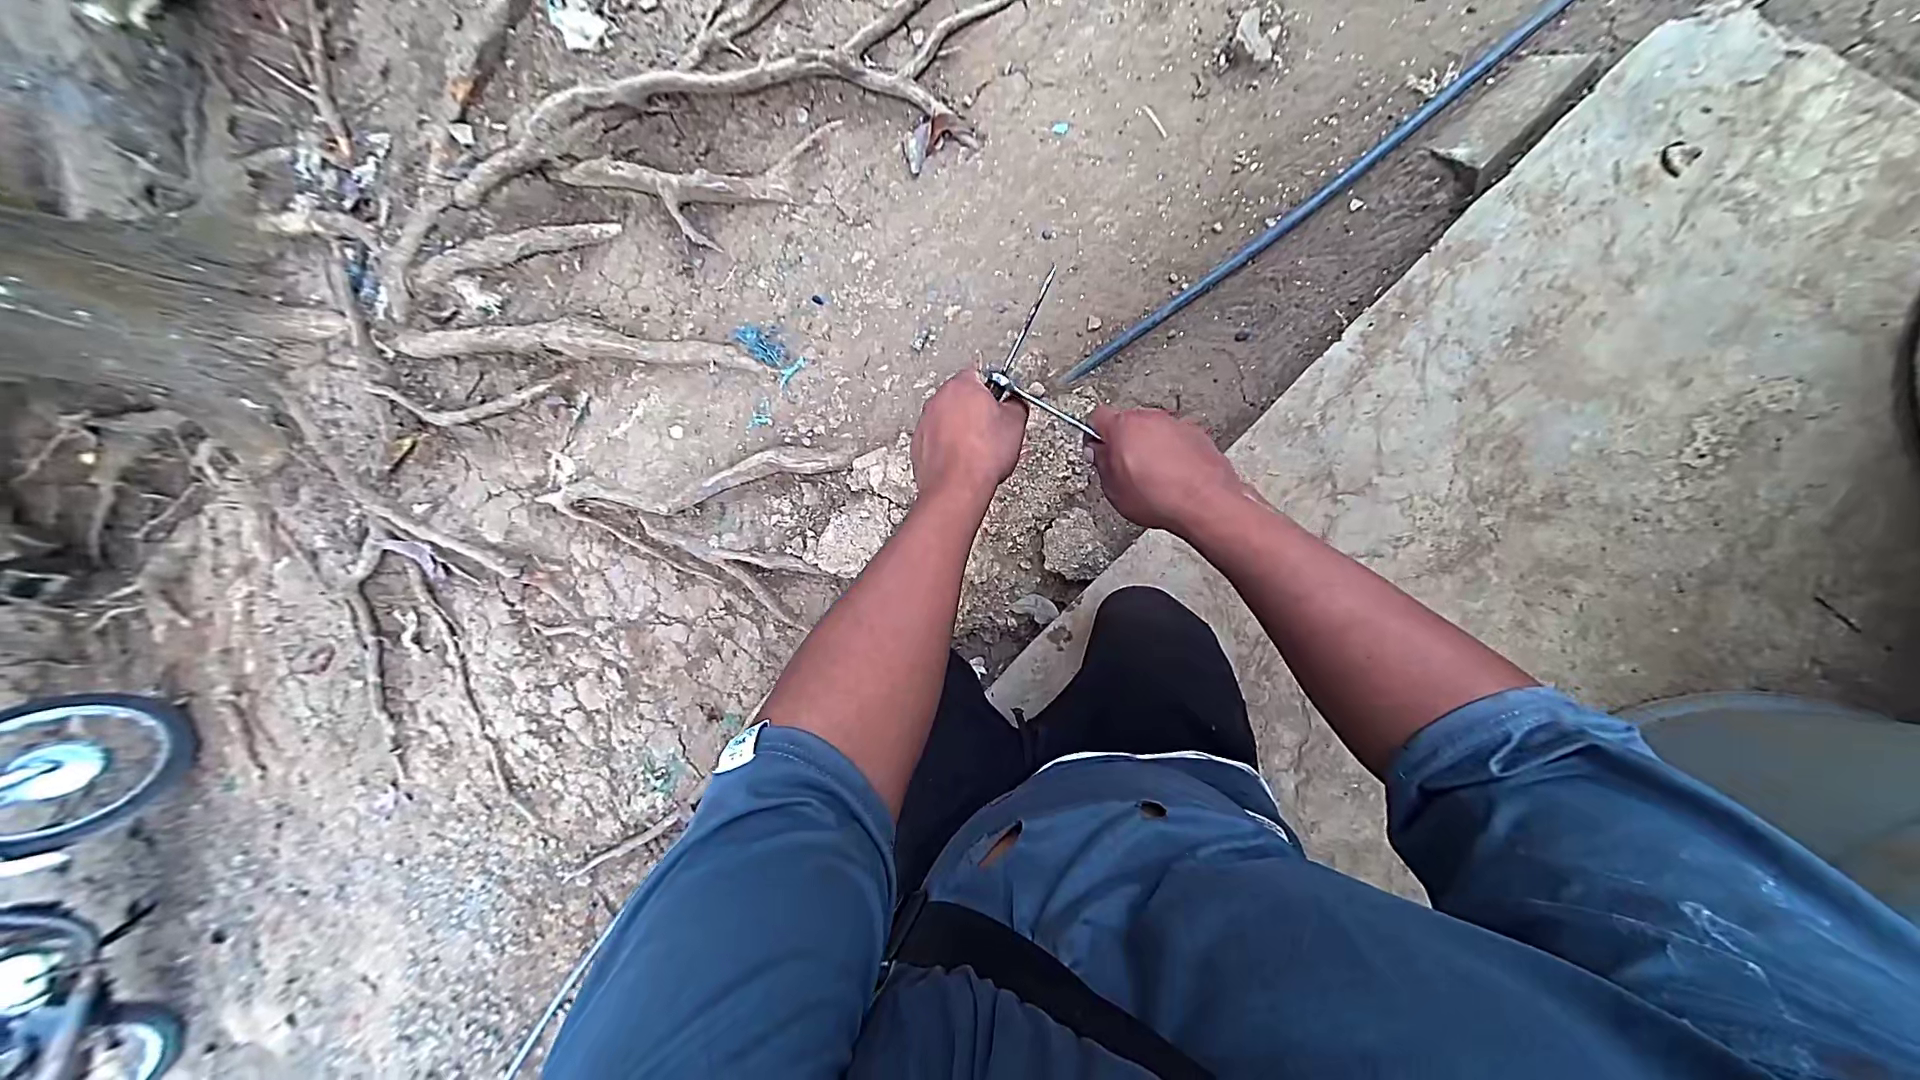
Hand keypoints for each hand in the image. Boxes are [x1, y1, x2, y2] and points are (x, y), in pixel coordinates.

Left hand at [911, 371, 1027, 504]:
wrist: (956, 487)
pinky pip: (936, 438)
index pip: (980, 375)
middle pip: (961, 397)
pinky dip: (948, 445)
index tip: (1002, 404)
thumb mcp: (1015, 424)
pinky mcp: (919, 444)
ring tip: (977, 448)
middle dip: (976, 410)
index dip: (994, 391)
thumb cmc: (981, 456)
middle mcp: (939, 400)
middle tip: (992, 428)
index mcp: (962, 386)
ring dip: (961, 428)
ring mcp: (925, 422)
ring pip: (947, 419)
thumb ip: (1016, 404)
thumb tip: (1015, 403)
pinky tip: (962, 459)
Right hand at [1089, 405, 1247, 533]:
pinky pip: (1176, 440)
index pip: (1098, 418)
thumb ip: (1102, 464)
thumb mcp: (1114, 490)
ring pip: (1154, 431)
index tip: (1098, 450)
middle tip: (1125, 469)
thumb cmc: (1160, 497)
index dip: (1095, 435)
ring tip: (1153, 478)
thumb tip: (1099, 454)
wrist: (1205, 503)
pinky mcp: (1197, 434)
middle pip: (1128, 423)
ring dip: (1150, 447)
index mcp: (1123, 427)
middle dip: (1125, 442)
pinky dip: (1173, 453)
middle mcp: (1150, 419)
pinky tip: (1174, 477)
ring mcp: (1176, 425)